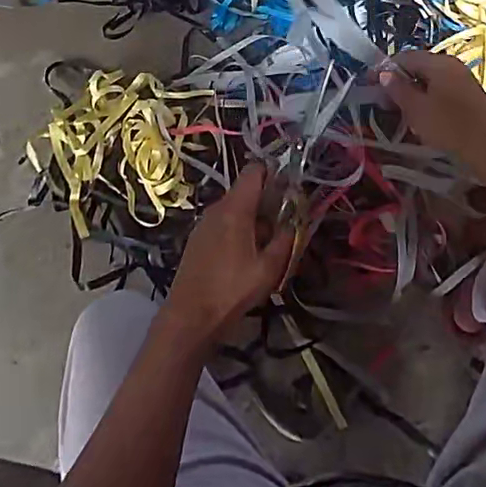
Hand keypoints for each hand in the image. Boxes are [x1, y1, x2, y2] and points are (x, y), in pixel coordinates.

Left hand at [163, 165, 293, 345]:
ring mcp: (204, 223)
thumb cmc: (232, 290)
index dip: (274, 173)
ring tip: (269, 245)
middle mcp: (216, 208)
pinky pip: (223, 223)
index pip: (254, 171)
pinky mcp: (198, 238)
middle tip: (286, 224)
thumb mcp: (269, 268)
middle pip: (246, 192)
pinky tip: (246, 256)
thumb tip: (295, 221)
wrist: (190, 315)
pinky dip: (239, 230)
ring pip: (235, 209)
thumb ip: (285, 239)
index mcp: (235, 208)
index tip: (290, 189)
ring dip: (254, 220)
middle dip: (268, 203)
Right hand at [379, 52, 485, 174]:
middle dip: (397, 81)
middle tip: (382, 101)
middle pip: (417, 66)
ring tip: (399, 111)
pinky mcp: (468, 96)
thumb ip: (398, 89)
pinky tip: (421, 116)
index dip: (384, 69)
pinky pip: (440, 90)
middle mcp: (452, 65)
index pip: (404, 57)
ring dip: (411, 92)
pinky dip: (426, 98)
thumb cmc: (449, 126)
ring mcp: (463, 80)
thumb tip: (384, 73)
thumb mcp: (416, 109)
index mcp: (439, 63)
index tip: (368, 84)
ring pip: (429, 80)